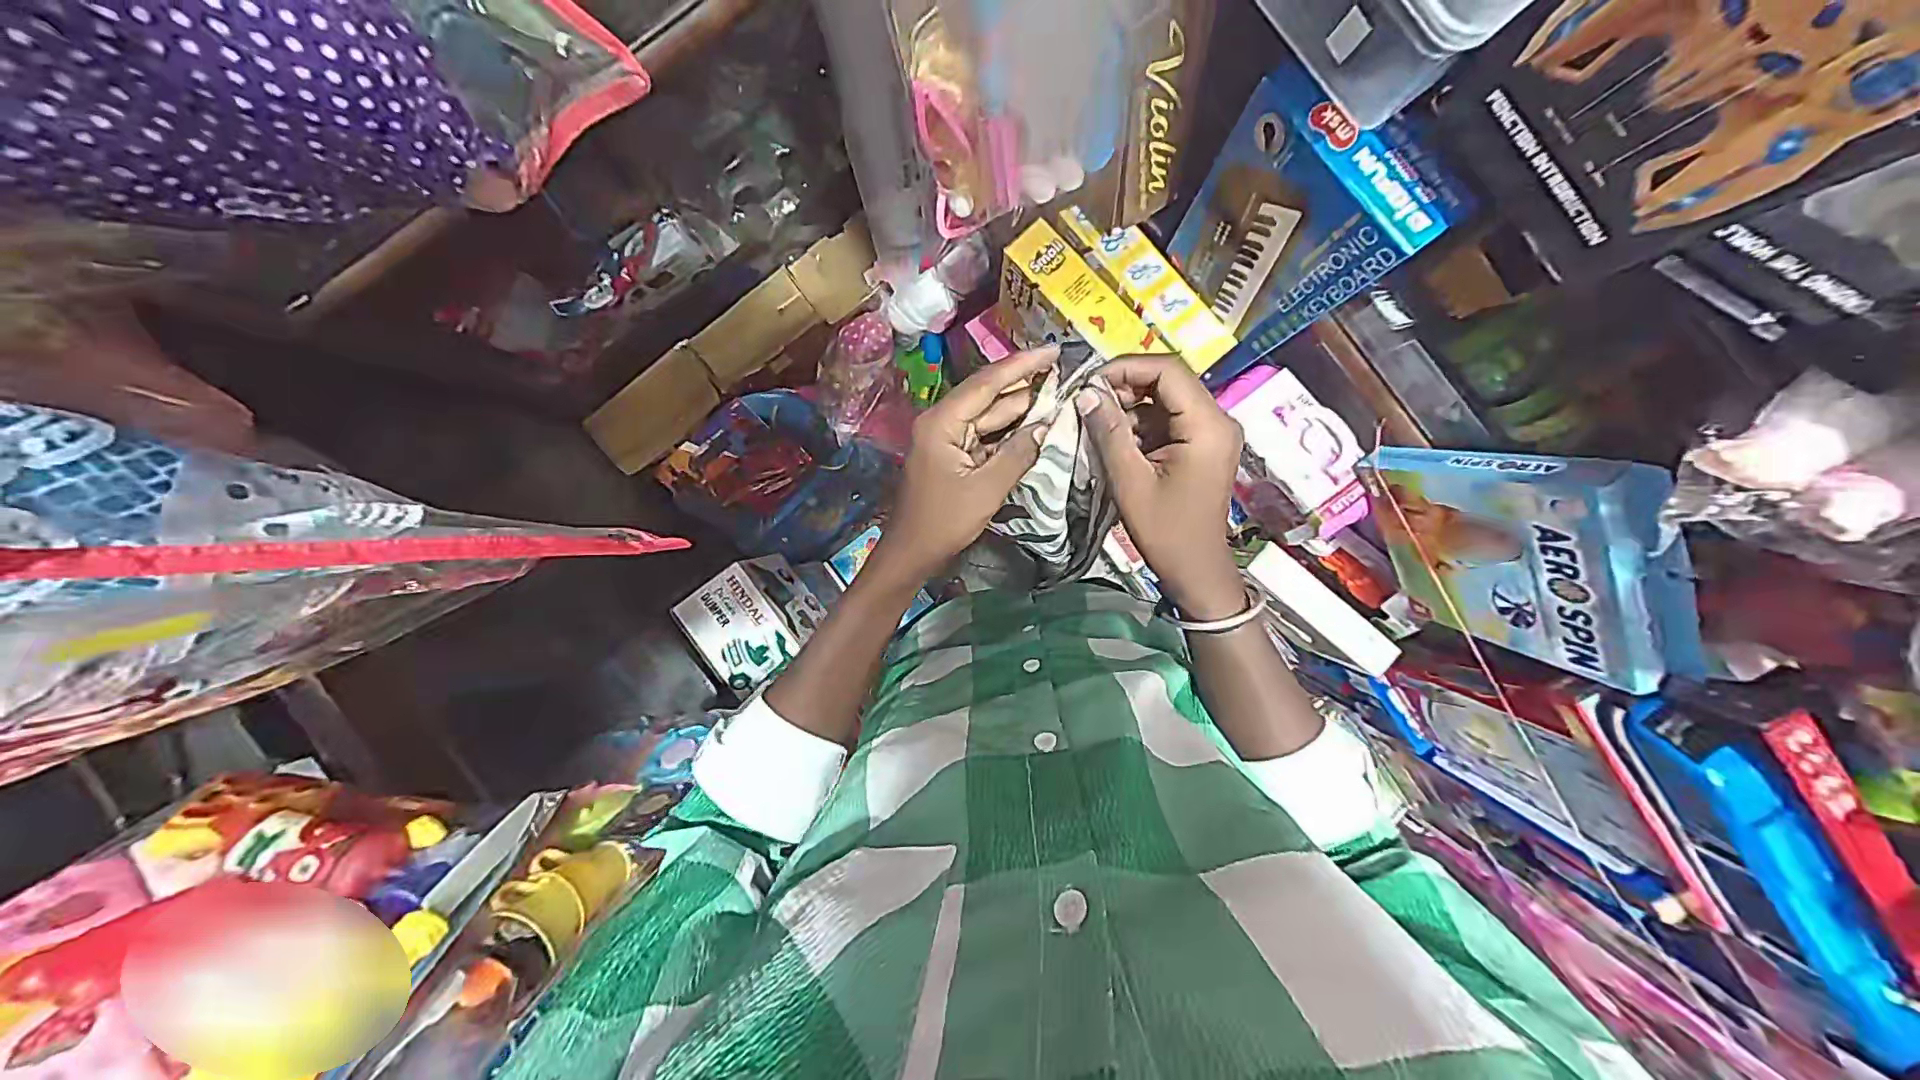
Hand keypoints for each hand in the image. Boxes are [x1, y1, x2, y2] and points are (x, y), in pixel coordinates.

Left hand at [870, 347, 1056, 582]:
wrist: (911, 552)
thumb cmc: (943, 522)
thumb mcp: (986, 490)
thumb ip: (1017, 454)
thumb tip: (1045, 426)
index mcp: (942, 422)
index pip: (987, 384)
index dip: (1022, 365)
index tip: (1053, 351)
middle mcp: (941, 422)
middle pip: (988, 396)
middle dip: (1025, 385)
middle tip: (1064, 374)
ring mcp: (945, 438)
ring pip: (988, 416)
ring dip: (1020, 409)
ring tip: (1058, 395)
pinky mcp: (951, 455)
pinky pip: (984, 436)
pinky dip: (1008, 433)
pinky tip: (1034, 427)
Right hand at [1078, 355, 1245, 618]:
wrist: (1195, 569)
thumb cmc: (1165, 530)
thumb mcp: (1130, 481)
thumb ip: (1109, 432)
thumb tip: (1085, 393)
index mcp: (1207, 425)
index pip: (1168, 371)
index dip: (1126, 368)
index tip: (1089, 382)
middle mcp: (1216, 420)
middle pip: (1168, 381)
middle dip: (1124, 386)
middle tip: (1086, 401)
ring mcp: (1211, 433)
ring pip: (1165, 399)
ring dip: (1129, 405)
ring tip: (1094, 420)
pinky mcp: (1201, 445)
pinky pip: (1168, 420)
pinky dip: (1139, 424)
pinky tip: (1113, 437)